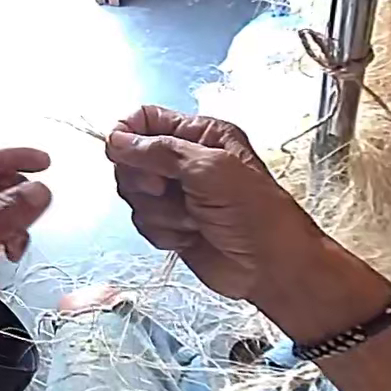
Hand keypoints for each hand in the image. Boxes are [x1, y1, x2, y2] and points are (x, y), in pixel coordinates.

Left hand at [0, 148, 51, 341]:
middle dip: (19, 199)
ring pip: (8, 203)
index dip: (15, 157)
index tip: (43, 161)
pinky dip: (16, 234)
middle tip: (30, 213)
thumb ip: (8, 212)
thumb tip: (37, 190)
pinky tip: (11, 251)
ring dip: (19, 221)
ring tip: (13, 241)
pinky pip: (9, 222)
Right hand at [105, 106, 336, 307]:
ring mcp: (175, 193)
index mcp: (199, 135)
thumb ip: (160, 150)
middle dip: (143, 181)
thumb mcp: (211, 170)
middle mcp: (183, 160)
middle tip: (167, 191)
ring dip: (158, 211)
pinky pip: (141, 220)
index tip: (123, 154)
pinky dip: (162, 231)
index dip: (126, 134)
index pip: (144, 120)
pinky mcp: (169, 222)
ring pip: (133, 193)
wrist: (275, 271)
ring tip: (191, 219)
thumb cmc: (257, 215)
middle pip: (129, 159)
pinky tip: (190, 236)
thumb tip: (114, 139)